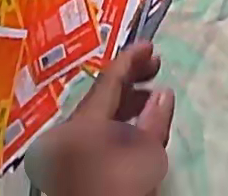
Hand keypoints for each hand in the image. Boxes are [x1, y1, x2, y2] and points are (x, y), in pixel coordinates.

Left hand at [27, 43, 175, 195]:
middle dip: (131, 80)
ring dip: (125, 105)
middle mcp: (68, 131)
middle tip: (157, 69)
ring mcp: (65, 152)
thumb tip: (163, 92)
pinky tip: (133, 134)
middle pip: (102, 95)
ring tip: (152, 103)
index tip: (152, 46)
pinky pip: (93, 135)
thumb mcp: (142, 160)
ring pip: (97, 116)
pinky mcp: (68, 172)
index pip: (109, 79)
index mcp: (83, 121)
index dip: (131, 59)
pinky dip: (115, 127)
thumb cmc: (116, 190)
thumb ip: (152, 122)